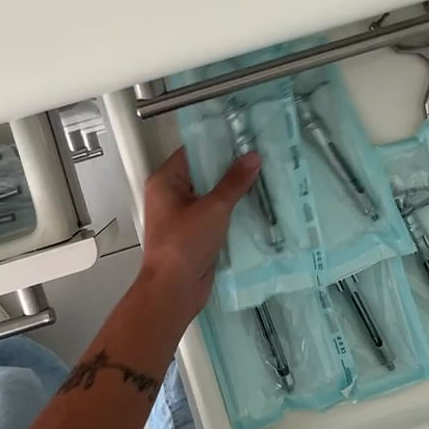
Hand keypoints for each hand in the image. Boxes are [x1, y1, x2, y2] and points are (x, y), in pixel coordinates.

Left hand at [135, 148, 258, 321]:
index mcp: (165, 181)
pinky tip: (255, 206)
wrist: (174, 289)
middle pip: (202, 174)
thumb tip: (252, 157)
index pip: (192, 152)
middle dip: (229, 169)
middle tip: (260, 158)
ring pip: (210, 196)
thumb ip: (234, 182)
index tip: (244, 139)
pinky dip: (231, 212)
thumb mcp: (214, 208)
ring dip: (232, 192)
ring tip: (263, 178)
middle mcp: (170, 195)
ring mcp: (182, 216)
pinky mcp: (193, 234)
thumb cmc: (185, 243)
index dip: (218, 145)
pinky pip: (214, 215)